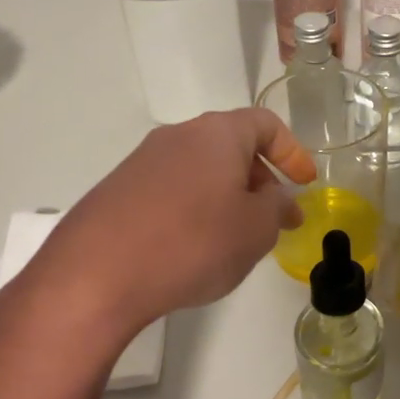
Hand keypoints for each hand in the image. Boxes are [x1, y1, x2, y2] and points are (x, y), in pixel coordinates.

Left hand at [0, 108, 315, 341]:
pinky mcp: (117, 192)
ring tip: (234, 239)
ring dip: (225, 196)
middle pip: (231, 145)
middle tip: (274, 219)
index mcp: (217, 134)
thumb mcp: (255, 230)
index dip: (292, 152)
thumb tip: (277, 199)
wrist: (95, 274)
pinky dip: (193, 210)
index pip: (265, 124)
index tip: (304, 185)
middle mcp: (178, 137)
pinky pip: (170, 191)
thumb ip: (277, 208)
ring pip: (199, 170)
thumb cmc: (192, 243)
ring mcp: (141, 162)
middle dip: (259, 179)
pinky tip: (191, 249)